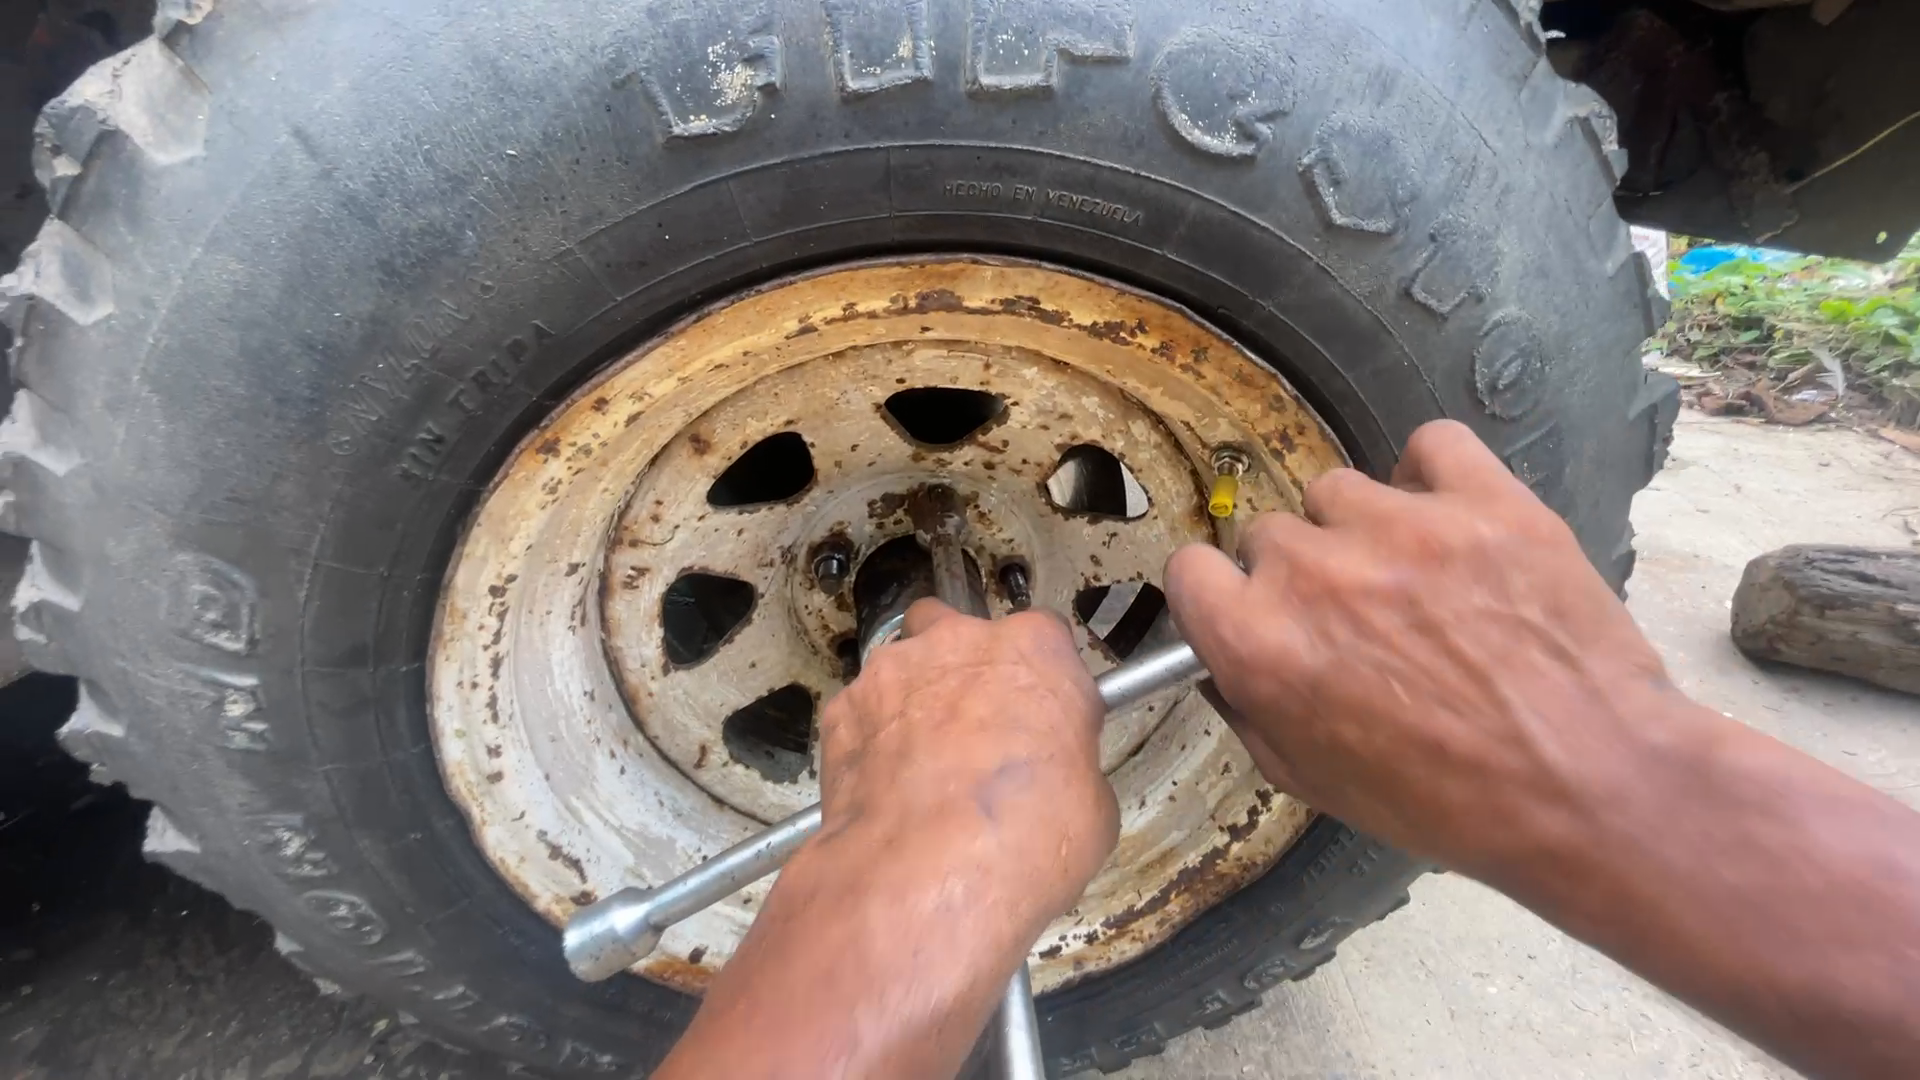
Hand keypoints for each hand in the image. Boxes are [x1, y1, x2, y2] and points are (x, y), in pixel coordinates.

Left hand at [813, 600, 1117, 932]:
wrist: (926, 869)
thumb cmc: (1026, 834)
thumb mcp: (1092, 804)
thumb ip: (1070, 759)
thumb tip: (1057, 773)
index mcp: (1034, 649)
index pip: (1045, 637)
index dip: (1043, 679)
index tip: (1043, 716)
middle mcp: (960, 640)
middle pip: (959, 630)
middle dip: (963, 668)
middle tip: (972, 725)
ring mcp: (893, 668)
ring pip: (903, 666)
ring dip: (913, 700)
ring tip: (920, 764)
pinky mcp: (843, 707)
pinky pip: (862, 713)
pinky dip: (872, 739)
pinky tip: (883, 788)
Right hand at [1165, 420, 1675, 874]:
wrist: (1592, 788)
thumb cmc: (1435, 796)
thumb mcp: (1301, 776)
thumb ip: (1238, 705)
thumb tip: (1216, 654)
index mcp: (1258, 643)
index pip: (1187, 569)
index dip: (1213, 593)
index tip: (1245, 610)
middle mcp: (1311, 574)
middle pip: (1267, 535)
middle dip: (1296, 575)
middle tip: (1353, 617)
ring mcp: (1398, 527)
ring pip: (1336, 492)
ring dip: (1356, 530)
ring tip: (1410, 574)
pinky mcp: (1483, 500)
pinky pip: (1429, 445)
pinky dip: (1429, 474)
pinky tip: (1445, 515)